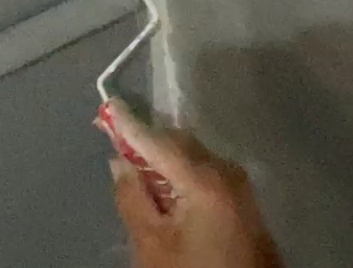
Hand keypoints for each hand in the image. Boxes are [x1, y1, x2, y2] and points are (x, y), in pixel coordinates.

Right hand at [105, 106, 282, 267]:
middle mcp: (227, 171)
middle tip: (116, 140)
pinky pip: (207, 172)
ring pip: (193, 156)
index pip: (157, 140)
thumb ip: (132, 197)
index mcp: (205, 179)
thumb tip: (120, 161)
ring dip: (165, 157)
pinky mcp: (245, 203)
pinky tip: (168, 187)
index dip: (128, 124)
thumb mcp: (152, 246)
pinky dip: (183, 172)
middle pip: (178, 143)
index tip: (107, 104)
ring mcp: (241, 186)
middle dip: (147, 140)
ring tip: (139, 166)